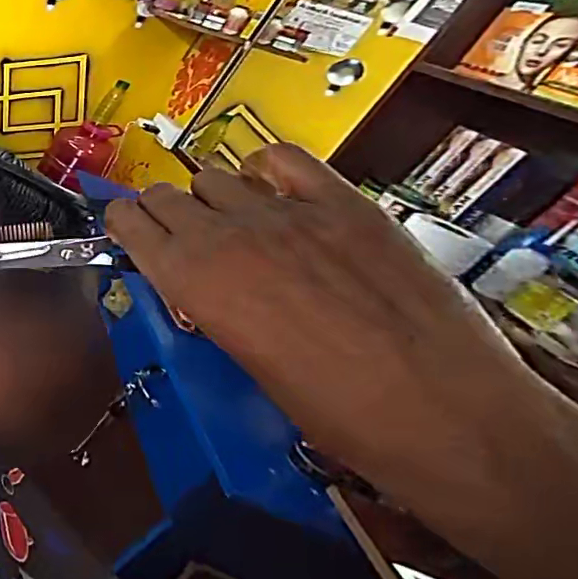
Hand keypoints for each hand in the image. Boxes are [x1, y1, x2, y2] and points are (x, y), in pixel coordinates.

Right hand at [104, 144, 535, 490]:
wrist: (452, 420)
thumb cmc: (333, 410)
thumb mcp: (238, 356)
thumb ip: (203, 300)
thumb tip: (195, 278)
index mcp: (187, 276)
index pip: (125, 217)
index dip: (127, 225)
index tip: (138, 237)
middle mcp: (223, 235)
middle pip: (163, 192)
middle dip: (166, 213)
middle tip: (189, 238)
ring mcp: (285, 214)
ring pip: (215, 175)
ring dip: (216, 198)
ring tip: (243, 224)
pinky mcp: (344, 205)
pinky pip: (284, 157)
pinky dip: (270, 169)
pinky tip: (279, 193)